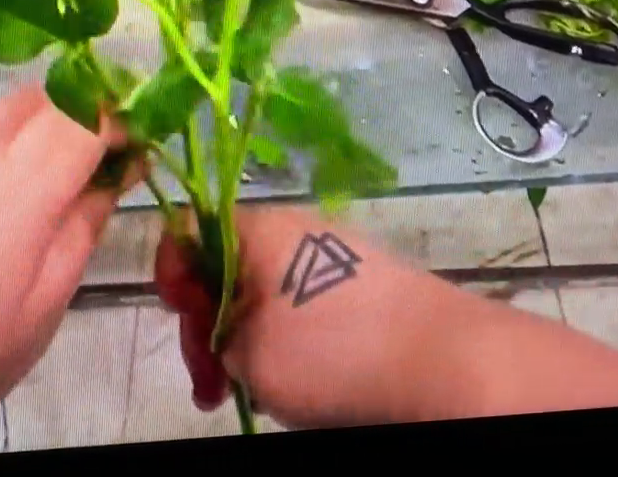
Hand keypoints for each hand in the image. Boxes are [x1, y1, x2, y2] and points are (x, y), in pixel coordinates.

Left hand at [0, 83, 137, 457]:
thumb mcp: (35, 317)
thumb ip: (82, 231)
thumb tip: (116, 175)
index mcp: (21, 189)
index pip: (88, 111)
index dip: (119, 116)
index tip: (132, 145)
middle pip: (46, 96)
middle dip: (79, 117)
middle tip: (84, 168)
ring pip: (2, 112)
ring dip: (32, 134)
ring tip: (21, 198)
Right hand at [155, 205, 617, 429]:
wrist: (447, 361)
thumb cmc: (334, 351)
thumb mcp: (249, 354)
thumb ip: (212, 332)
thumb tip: (219, 326)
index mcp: (254, 227)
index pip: (187, 228)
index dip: (170, 275)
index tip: (184, 323)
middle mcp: (289, 228)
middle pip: (222, 266)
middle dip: (208, 325)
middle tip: (213, 384)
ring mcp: (328, 253)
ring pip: (261, 292)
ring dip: (245, 340)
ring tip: (259, 389)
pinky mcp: (358, 282)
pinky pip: (300, 304)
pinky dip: (285, 340)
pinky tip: (298, 381)